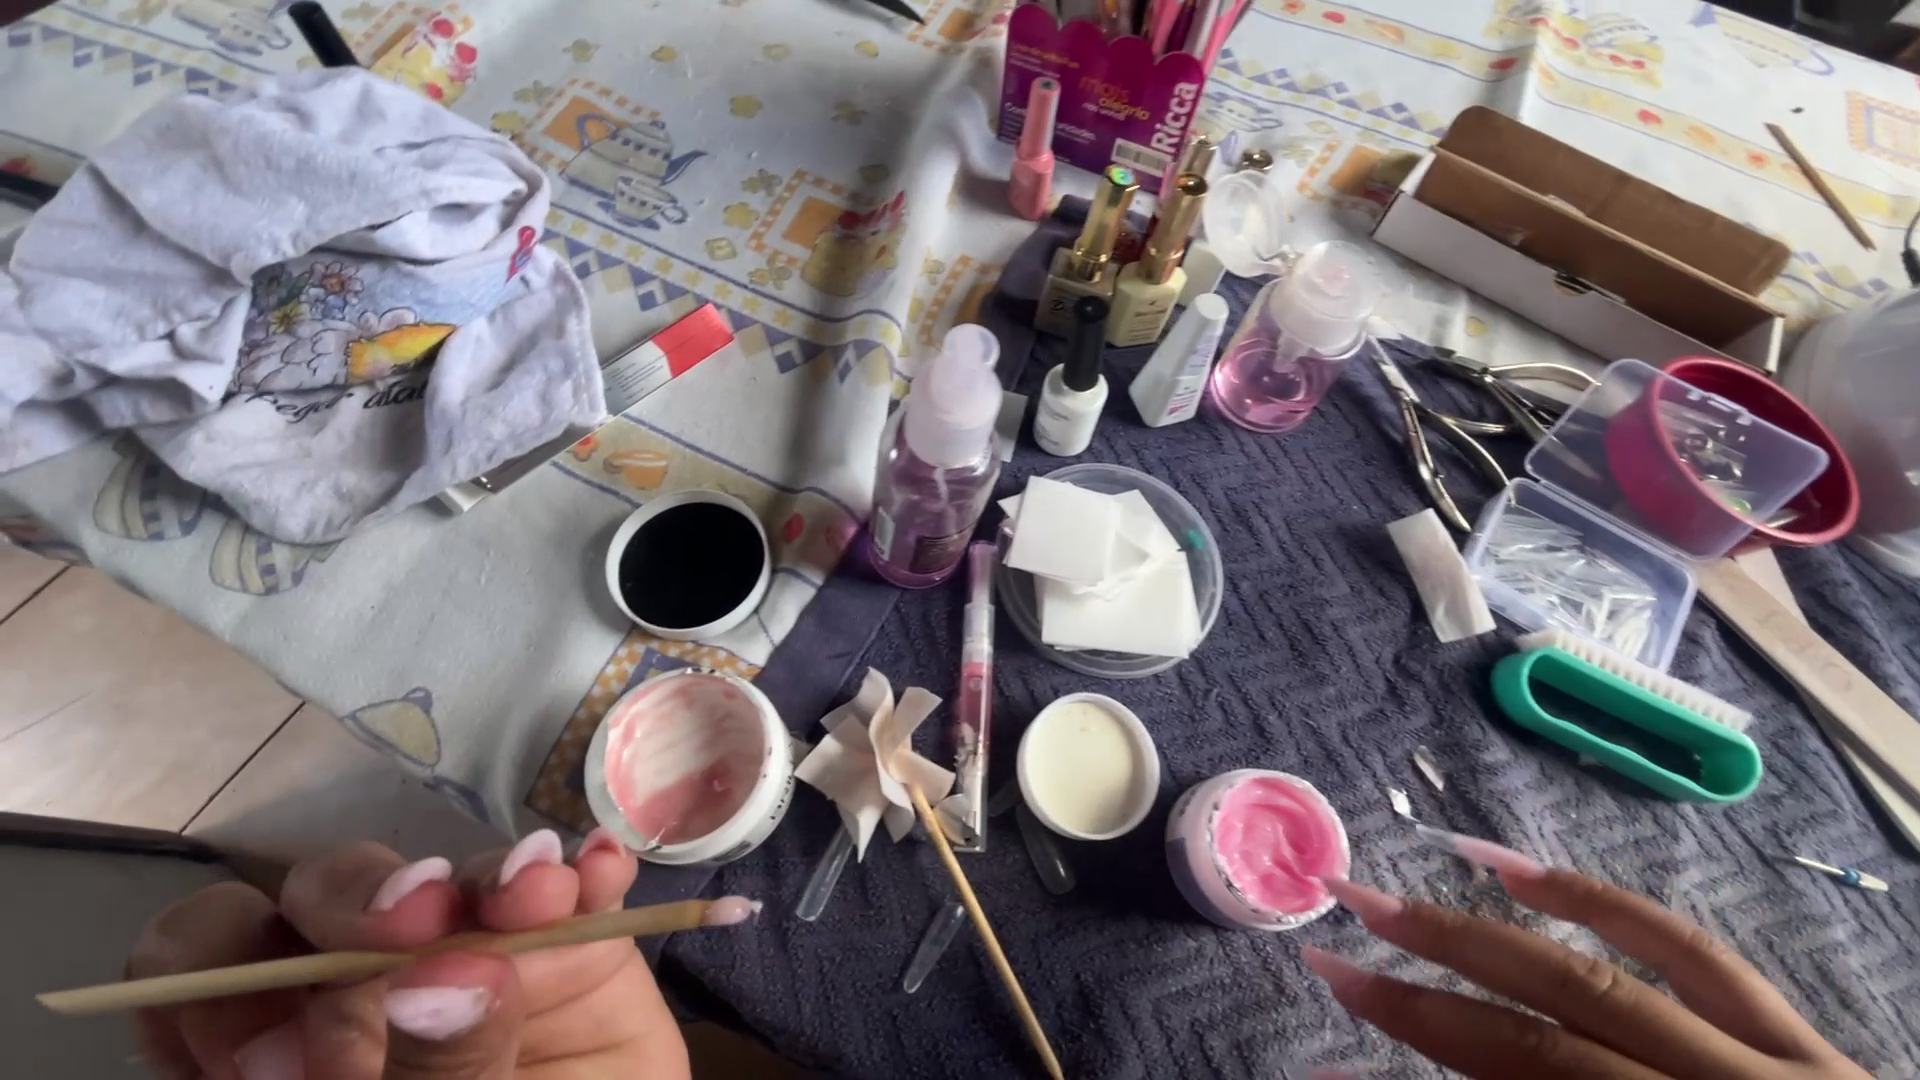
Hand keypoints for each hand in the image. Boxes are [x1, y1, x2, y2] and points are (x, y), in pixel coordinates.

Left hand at [127, 829, 688, 1078]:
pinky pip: (582, 883)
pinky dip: (591, 872)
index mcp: (285, 1064)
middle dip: (367, 895)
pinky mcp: (578, 940)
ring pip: (462, 879)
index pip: (201, 975)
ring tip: (544, 891)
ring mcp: (485, 955)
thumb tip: (435, 976)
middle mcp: (373, 993)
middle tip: (424, 913)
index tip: (299, 1022)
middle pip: (325, 897)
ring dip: (499, 874)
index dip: (226, 975)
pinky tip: (605, 871)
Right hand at [1305, 830, 1870, 1079]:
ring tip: (1385, 905)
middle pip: (1535, 1050)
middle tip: (1326, 952)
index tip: (1313, 1073)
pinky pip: (1690, 955)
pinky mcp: (1807, 1048)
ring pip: (1591, 985)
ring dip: (1472, 936)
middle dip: (1416, 1001)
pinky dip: (1594, 902)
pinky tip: (1517, 870)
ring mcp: (1770, 1078)